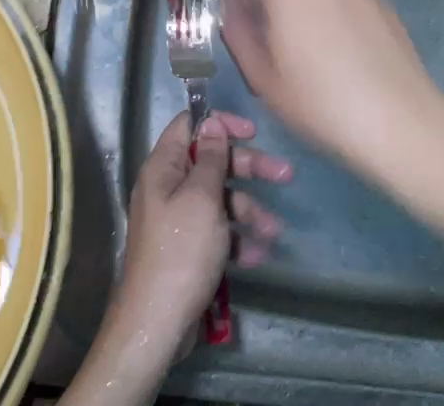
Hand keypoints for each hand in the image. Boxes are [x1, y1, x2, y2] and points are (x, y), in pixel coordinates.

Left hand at [108, 110, 290, 348]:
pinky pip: (216, 232)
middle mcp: (166, 188)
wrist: (157, 322)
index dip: (219, 124)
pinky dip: (237, 239)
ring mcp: (177, 220)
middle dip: (247, 169)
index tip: (252, 132)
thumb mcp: (201, 199)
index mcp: (162, 168)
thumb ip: (209, 158)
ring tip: (273, 231)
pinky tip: (257, 255)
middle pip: (211, 163)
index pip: (188, 127)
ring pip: (219, 200)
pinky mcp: (187, 249)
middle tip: (285, 175)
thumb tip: (210, 122)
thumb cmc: (181, 252)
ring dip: (248, 211)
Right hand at [221, 0, 443, 184]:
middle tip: (254, 20)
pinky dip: (324, 4)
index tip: (222, 5)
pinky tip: (328, 40)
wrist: (401, 121)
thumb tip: (229, 14)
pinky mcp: (379, 1)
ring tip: (290, 31)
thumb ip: (238, 36)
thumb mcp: (263, 79)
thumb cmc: (321, 104)